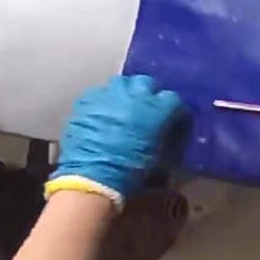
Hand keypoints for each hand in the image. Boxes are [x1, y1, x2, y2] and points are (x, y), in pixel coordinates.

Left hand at [50, 75, 186, 206]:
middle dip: (147, 94)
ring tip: (122, 108)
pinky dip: (103, 102)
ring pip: (121, 84)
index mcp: (157, 109)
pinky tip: (101, 116)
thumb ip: (162, 133)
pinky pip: (99, 95)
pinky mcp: (87, 100)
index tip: (170, 117)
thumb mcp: (157, 153)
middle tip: (145, 109)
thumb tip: (163, 129)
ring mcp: (109, 95)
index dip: (172, 109)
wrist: (92, 177)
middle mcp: (135, 94)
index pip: (172, 98)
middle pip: (145, 83)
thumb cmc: (130, 170)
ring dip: (124, 93)